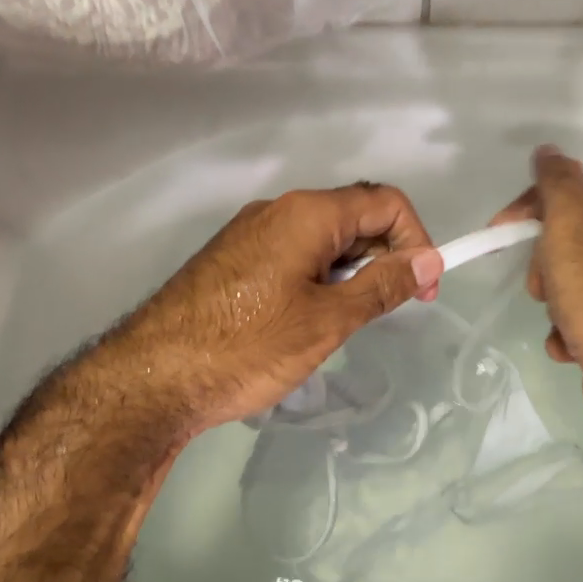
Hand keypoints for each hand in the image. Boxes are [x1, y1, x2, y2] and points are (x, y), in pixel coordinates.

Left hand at [97, 182, 443, 438]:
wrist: (154, 378)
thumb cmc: (248, 347)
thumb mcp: (327, 321)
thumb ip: (381, 287)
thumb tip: (428, 262)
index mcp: (306, 214)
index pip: (384, 203)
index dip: (416, 240)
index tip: (425, 291)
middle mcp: (277, 211)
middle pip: (353, 218)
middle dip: (384, 259)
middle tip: (389, 313)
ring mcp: (250, 235)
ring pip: (322, 241)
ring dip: (350, 274)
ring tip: (346, 324)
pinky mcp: (233, 262)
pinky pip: (292, 257)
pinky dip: (318, 281)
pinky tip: (308, 323)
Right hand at [493, 146, 582, 493]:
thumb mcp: (572, 226)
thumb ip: (557, 183)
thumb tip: (549, 152)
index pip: (568, 188)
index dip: (528, 209)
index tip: (497, 233)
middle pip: (565, 238)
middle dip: (543, 266)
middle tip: (545, 287)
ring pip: (569, 282)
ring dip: (553, 305)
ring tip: (563, 322)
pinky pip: (581, 318)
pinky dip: (568, 332)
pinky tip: (573, 347)